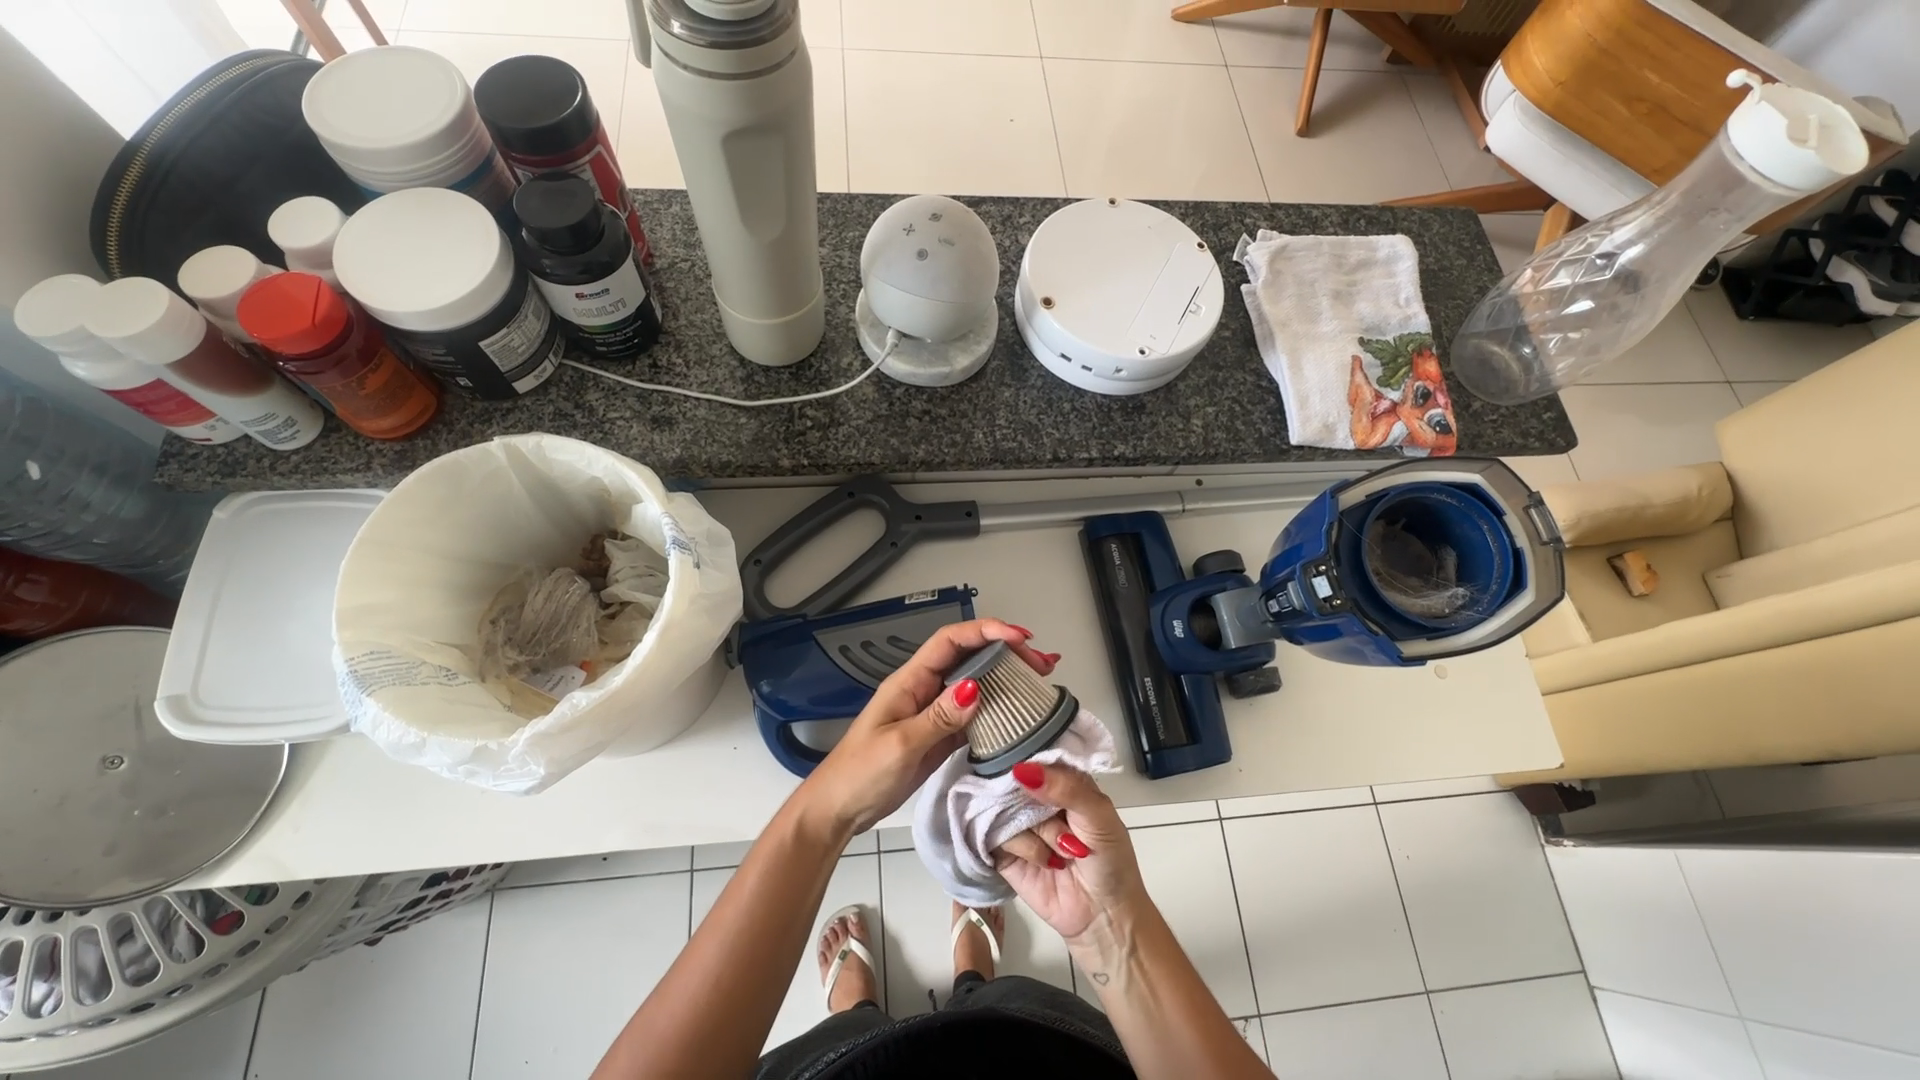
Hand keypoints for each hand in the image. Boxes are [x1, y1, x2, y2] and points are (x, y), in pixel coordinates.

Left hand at [795, 619, 1055, 836]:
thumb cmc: (860, 774)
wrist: (839, 809)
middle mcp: (924, 690)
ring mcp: (933, 714)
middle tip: (1043, 664)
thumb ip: (938, 717)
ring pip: (976, 685)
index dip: (986, 631)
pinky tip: (1019, 716)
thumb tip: (975, 687)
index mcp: (909, 682)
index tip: (1020, 638)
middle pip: (969, 658)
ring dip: (1007, 680)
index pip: (950, 642)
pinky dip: (999, 712)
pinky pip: (974, 716)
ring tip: (1040, 683)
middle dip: (1006, 653)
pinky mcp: (939, 737)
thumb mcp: (900, 745)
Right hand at [994, 764, 1146, 943]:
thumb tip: (1022, 770)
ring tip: (1061, 854)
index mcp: (1062, 780)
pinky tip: (1044, 862)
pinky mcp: (1003, 850)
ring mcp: (1018, 823)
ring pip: (1006, 808)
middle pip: (1015, 781)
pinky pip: (997, 836)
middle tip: (1066, 831)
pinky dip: (1024, 848)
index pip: (1036, 754)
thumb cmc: (1111, 860)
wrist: (1103, 916)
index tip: (1028, 765)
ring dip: (1039, 834)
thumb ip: (1066, 788)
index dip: (1030, 758)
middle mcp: (1036, 798)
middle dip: (1038, 805)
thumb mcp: (1100, 815)